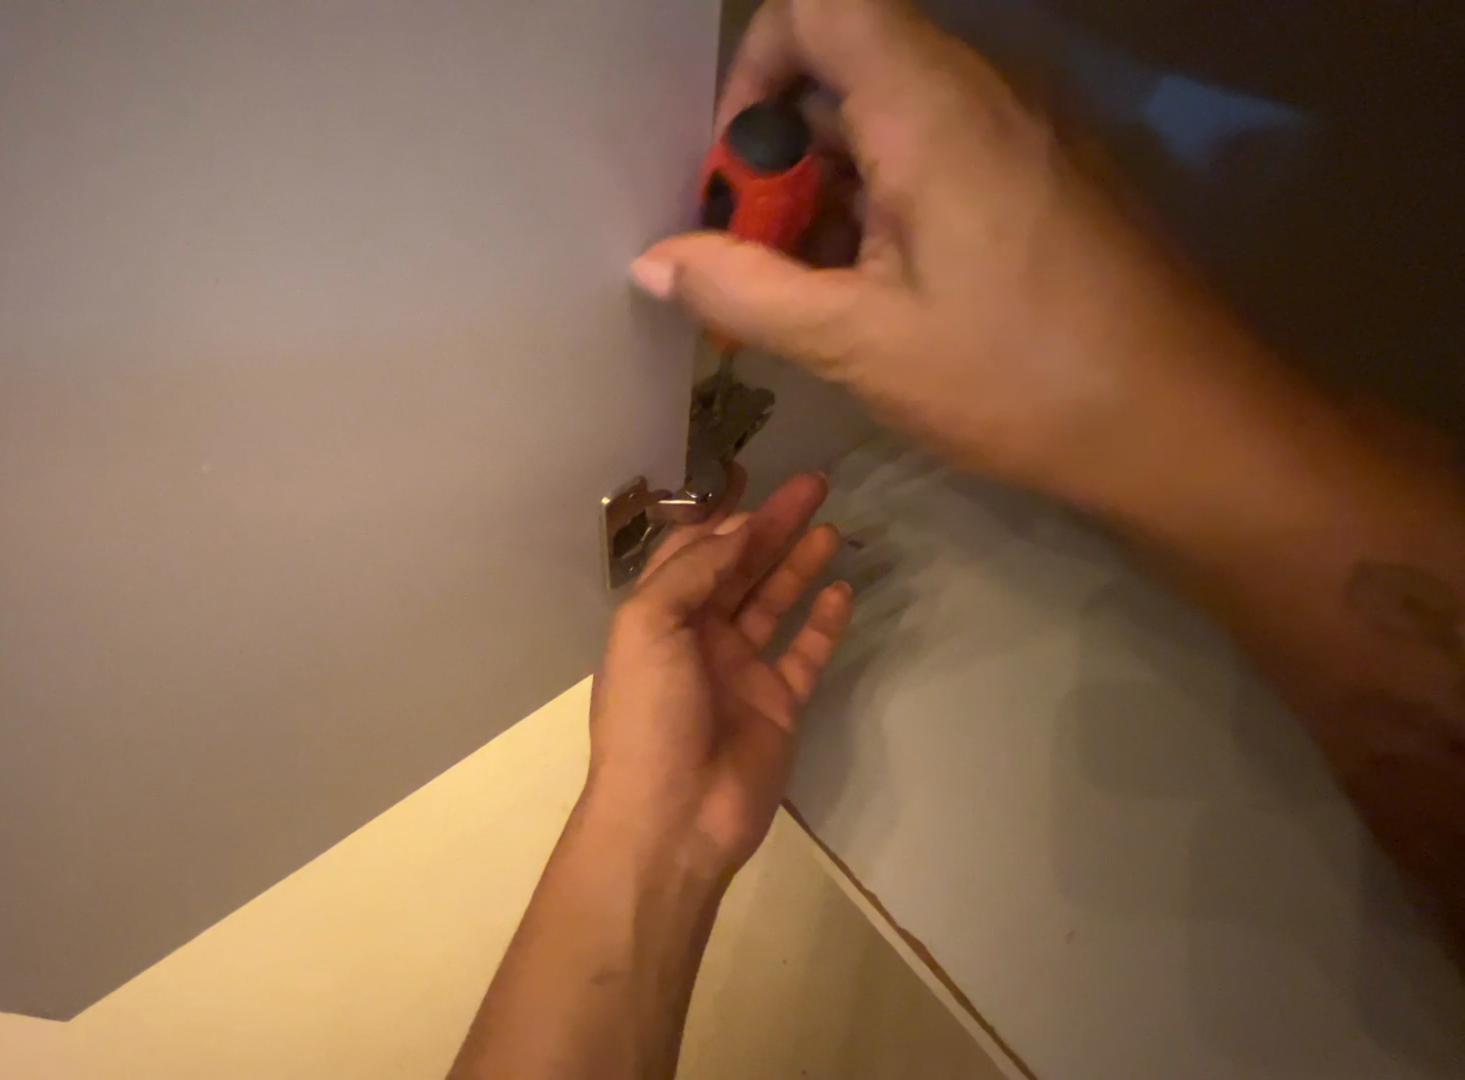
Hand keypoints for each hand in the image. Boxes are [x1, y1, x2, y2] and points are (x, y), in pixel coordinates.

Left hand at [579, 471, 852, 878]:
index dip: (721, 518)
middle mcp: (697, 635)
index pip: (691, 553)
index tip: (753, 481)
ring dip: (798, 564)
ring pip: (773, 603)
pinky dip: (822, 622)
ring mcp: (739, 670)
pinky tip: (841, 589)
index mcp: (657, 616)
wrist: (673, 813)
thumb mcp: (648, 626)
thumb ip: (691, 573)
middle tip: (814, 486)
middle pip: (738, 569)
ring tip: (831, 526)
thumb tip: (735, 530)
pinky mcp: (777, 704)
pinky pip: (804, 653)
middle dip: (771, 527)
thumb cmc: (648, 711)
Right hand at [631, 0, 1276, 509]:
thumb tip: (651, 262)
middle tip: (746, 259)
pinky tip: (852, 294)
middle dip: (770, 159)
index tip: (729, 177)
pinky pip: (917, 162)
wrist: (1173, 421)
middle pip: (839, 70)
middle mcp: (973, 96)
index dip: (753, 72)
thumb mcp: (854, 342)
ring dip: (812, 197)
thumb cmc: (1011, 377)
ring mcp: (1004, 137)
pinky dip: (861, 213)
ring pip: (874, 124)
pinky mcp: (1022, 179)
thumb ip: (742, 293)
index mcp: (931, 112)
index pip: (820, 7)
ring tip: (792, 291)